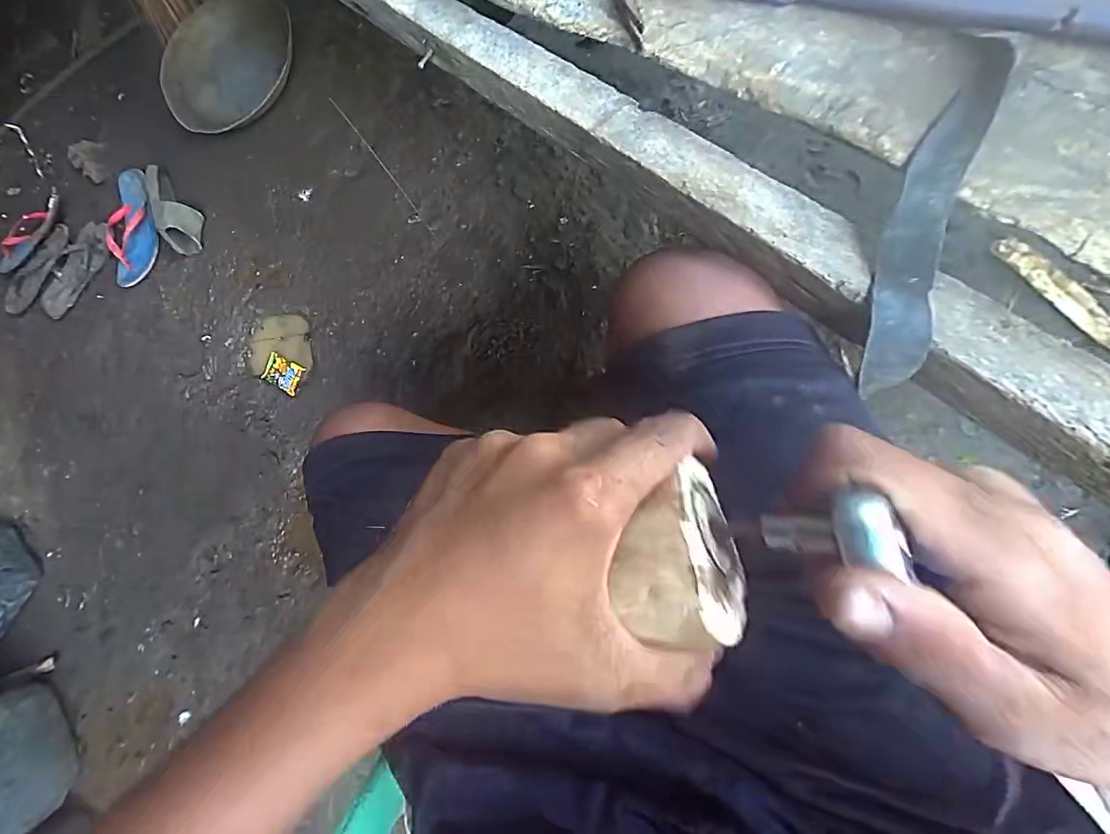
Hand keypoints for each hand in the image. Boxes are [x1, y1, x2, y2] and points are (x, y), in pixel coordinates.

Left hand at [318, 413, 719, 714]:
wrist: (400, 624)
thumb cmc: (506, 646)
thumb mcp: (607, 675)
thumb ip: (678, 671)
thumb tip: (709, 657)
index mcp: (589, 493)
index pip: (662, 436)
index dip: (694, 440)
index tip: (702, 463)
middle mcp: (542, 453)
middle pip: (611, 432)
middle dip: (638, 457)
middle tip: (638, 504)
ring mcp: (492, 447)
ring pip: (557, 439)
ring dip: (578, 465)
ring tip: (567, 515)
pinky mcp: (455, 453)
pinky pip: (510, 449)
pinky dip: (527, 470)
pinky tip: (511, 513)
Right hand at [805, 425, 1109, 820]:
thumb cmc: (1107, 714)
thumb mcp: (1019, 713)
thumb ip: (927, 645)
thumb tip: (834, 584)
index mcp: (991, 538)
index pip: (857, 463)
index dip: (812, 504)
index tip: (822, 568)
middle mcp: (980, 492)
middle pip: (852, 462)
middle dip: (820, 519)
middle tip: (850, 592)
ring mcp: (980, 486)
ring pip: (866, 475)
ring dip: (846, 528)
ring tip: (890, 599)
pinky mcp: (973, 492)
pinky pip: (890, 488)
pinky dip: (873, 526)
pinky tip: (914, 581)